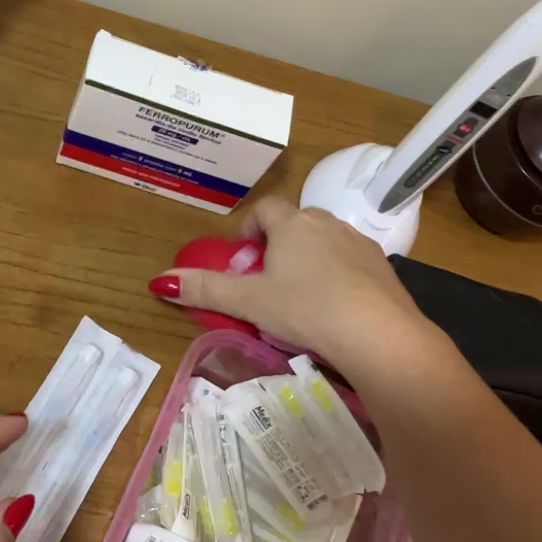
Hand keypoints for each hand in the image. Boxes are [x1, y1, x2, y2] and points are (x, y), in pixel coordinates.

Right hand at [149, 198, 425, 368]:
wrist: (377, 333)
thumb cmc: (304, 309)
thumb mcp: (248, 302)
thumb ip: (206, 290)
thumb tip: (159, 281)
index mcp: (292, 224)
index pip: (266, 208)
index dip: (250, 227)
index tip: (244, 255)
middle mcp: (327, 223)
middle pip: (296, 223)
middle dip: (279, 245)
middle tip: (267, 280)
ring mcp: (359, 243)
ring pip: (325, 242)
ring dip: (309, 259)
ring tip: (299, 297)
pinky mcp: (382, 268)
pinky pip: (351, 263)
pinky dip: (338, 277)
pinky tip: (334, 309)